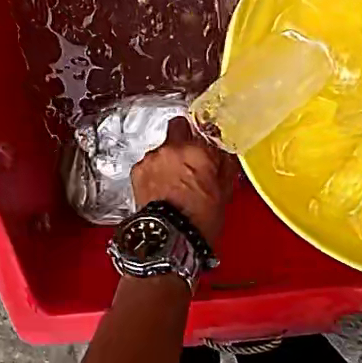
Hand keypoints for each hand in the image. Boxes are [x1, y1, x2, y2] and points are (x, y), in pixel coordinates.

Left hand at [132, 117, 238, 241]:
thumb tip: (223, 155)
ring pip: (161, 147)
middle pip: (178, 127)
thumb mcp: (223, 191)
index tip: (208, 146)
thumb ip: (224, 165)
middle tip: (189, 156)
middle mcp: (172, 149)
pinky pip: (148, 163)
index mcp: (199, 151)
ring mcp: (152, 158)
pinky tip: (161, 187)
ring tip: (174, 180)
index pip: (205, 129)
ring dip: (168, 158)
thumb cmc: (198, 219)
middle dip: (184, 137)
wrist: (169, 236)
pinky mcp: (137, 170)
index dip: (206, 139)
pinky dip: (153, 171)